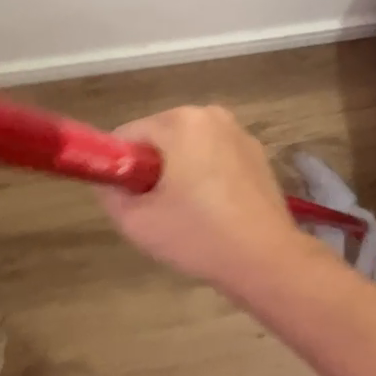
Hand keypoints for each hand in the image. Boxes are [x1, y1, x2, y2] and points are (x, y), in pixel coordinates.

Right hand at [94, 105, 324, 289]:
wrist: (265, 259)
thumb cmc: (197, 235)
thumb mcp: (135, 221)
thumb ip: (110, 192)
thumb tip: (110, 182)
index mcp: (181, 121)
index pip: (128, 135)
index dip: (121, 168)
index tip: (132, 200)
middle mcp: (213, 116)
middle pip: (160, 138)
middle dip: (153, 169)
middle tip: (159, 211)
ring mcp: (240, 134)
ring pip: (189, 150)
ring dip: (180, 174)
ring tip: (188, 215)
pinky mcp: (258, 155)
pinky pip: (215, 159)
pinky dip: (207, 178)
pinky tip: (215, 212)